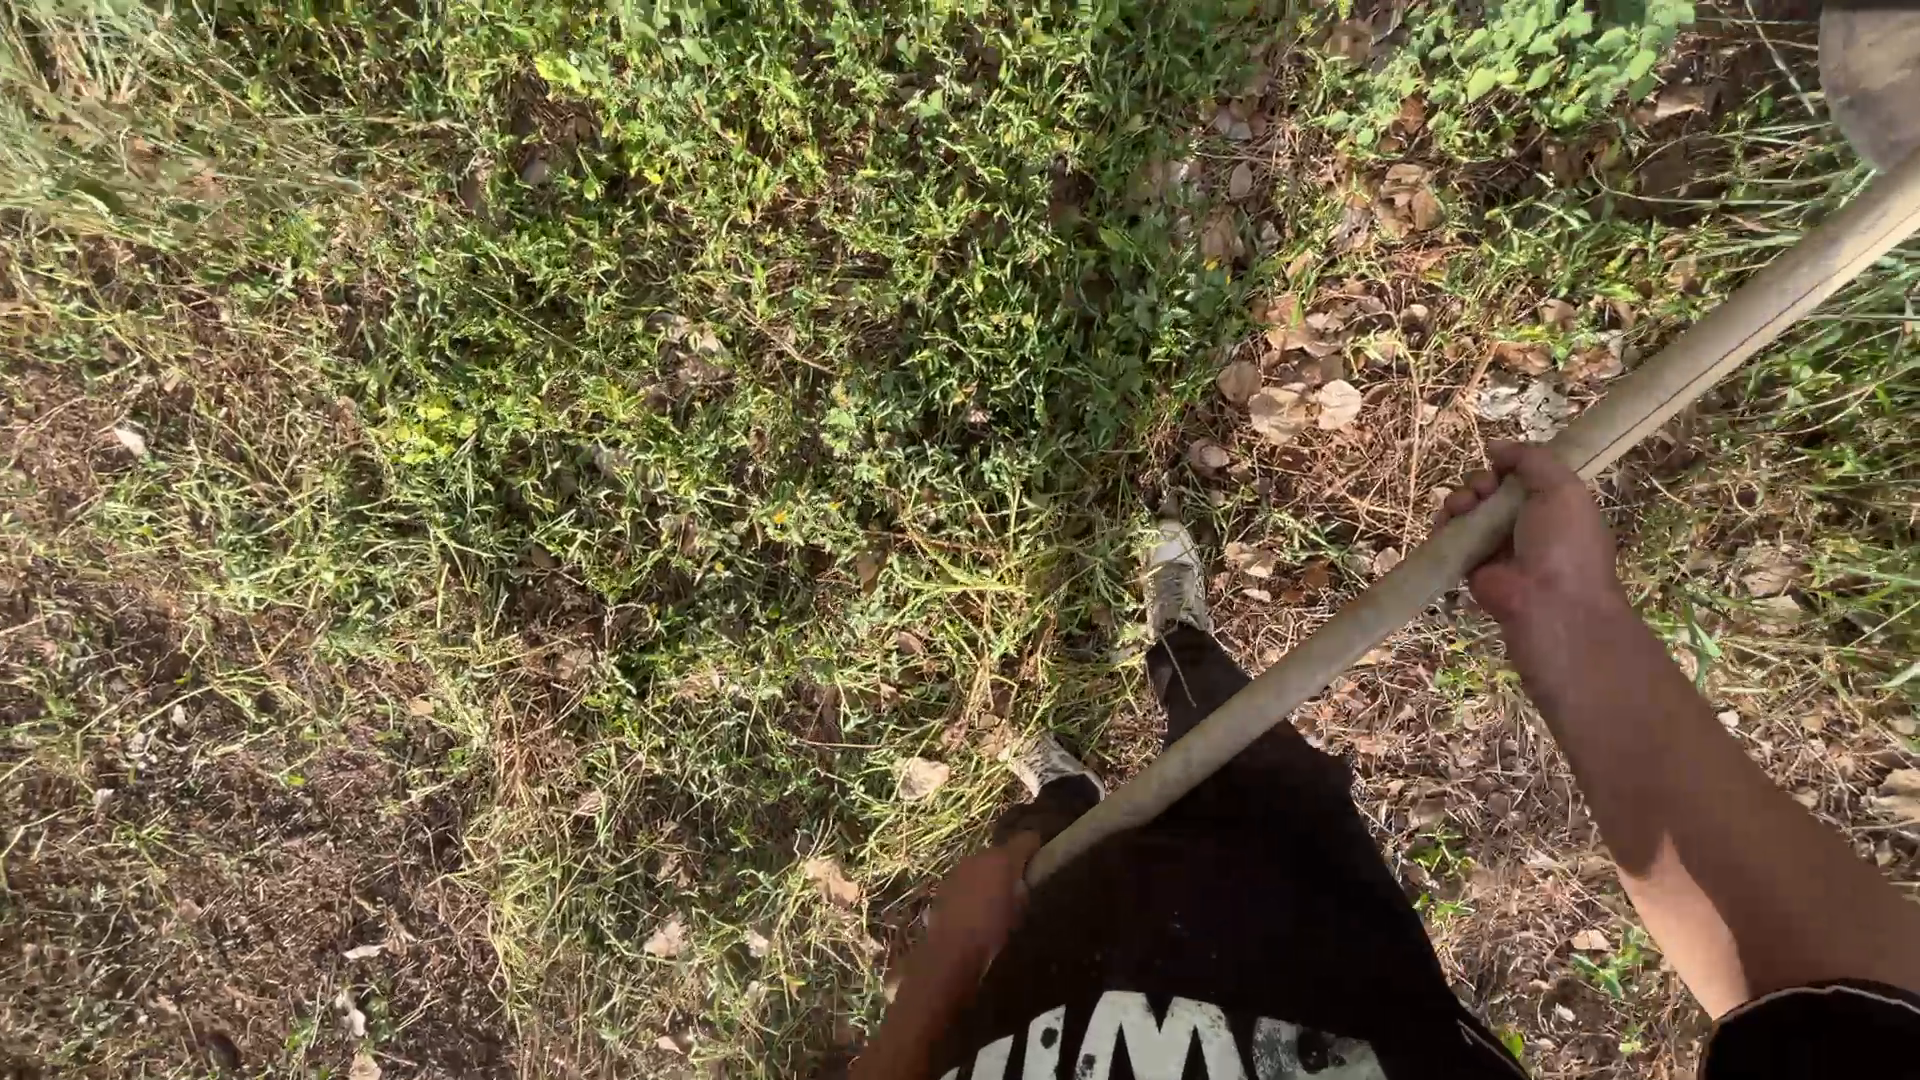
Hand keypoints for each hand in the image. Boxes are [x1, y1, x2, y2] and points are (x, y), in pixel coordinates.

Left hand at [922, 831, 1041, 961]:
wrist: (951, 949)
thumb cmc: (992, 931)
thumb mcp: (1019, 912)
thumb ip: (1022, 890)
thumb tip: (1021, 883)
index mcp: (1003, 859)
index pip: (1027, 839)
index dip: (1035, 848)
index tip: (1039, 862)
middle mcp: (981, 855)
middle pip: (1002, 852)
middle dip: (1010, 866)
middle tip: (1016, 889)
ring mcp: (961, 866)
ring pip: (983, 864)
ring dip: (989, 875)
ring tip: (993, 900)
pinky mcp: (946, 880)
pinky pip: (967, 877)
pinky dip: (973, 885)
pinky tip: (973, 907)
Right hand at [1435, 441, 1627, 632]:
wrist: (1547, 598)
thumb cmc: (1564, 541)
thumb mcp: (1562, 488)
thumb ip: (1532, 459)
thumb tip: (1496, 444)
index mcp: (1552, 505)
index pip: (1521, 477)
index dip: (1507, 467)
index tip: (1500, 465)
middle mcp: (1522, 523)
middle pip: (1490, 490)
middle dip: (1480, 482)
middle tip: (1482, 490)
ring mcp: (1494, 543)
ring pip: (1467, 509)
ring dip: (1460, 499)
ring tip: (1463, 506)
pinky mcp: (1468, 561)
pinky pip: (1449, 535)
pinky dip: (1444, 524)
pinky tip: (1447, 521)